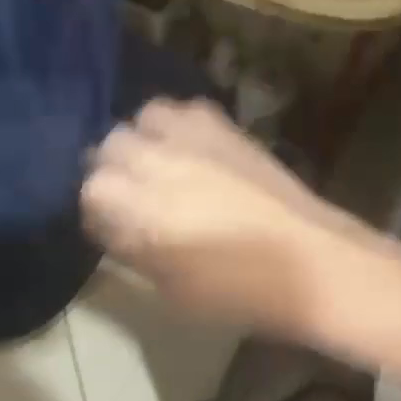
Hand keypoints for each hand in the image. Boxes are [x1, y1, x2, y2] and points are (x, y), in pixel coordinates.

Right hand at [82, 101, 337, 337]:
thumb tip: (111, 228)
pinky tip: (189, 149)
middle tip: (132, 194)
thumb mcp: (169, 289)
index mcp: (138, 206)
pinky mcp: (224, 127)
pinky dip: (178, 125)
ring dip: (143, 137)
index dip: (97, 209)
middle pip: (110, 144)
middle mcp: (157, 161)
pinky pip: (184, 109)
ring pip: (144, 117)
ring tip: (159, 162)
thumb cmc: (237, 291)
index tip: (111, 226)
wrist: (310, 263)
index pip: (90, 189)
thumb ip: (131, 250)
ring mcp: (192, 137)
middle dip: (113, 167)